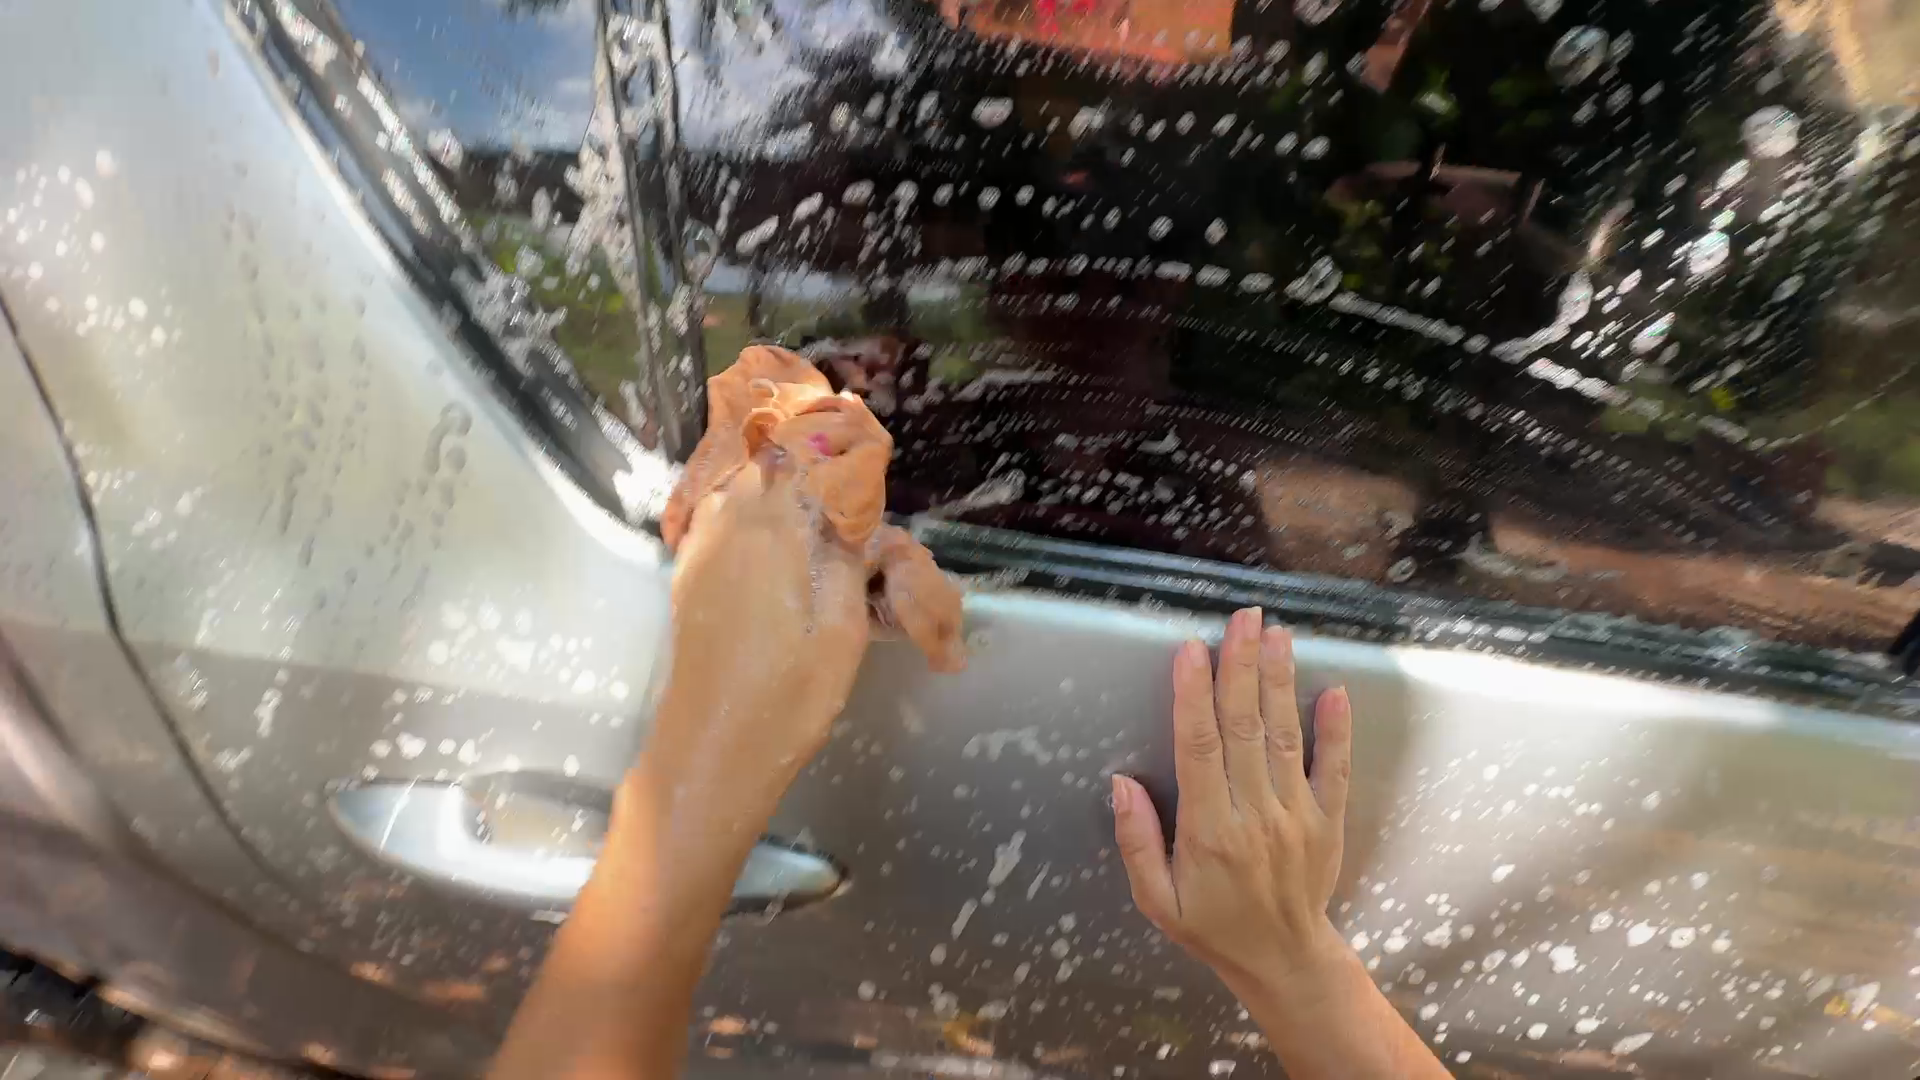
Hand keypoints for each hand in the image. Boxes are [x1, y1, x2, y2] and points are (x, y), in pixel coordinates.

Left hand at [647, 447, 871, 813]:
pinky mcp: (689, 573)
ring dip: (772, 474)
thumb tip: (850, 513)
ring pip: (738, 484)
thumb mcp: (843, 625)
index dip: (833, 435)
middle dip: (801, 448)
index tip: (857, 422)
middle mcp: (728, 524)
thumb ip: (847, 557)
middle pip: (764, 460)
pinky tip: (770, 522)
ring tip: (807, 480)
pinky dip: (746, 503)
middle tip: (838, 445)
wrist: (714, 748)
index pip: (802, 454)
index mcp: (773, 529)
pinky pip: (719, 513)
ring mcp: (701, 548)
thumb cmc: (791, 692)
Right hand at [1111, 607, 1353, 997]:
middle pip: (1245, 727)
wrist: (1286, 962)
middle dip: (1241, 667)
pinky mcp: (1327, 818)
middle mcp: (1256, 813)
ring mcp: (1298, 814)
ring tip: (1277, 634)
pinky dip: (1335, 728)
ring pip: (1284, 736)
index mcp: (1210, 830)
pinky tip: (1333, 691)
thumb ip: (1136, 840)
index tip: (1191, 649)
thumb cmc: (1211, 925)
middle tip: (1243, 619)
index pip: (1199, 748)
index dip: (1194, 695)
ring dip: (1280, 681)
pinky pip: (1332, 767)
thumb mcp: (1155, 898)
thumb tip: (1121, 782)